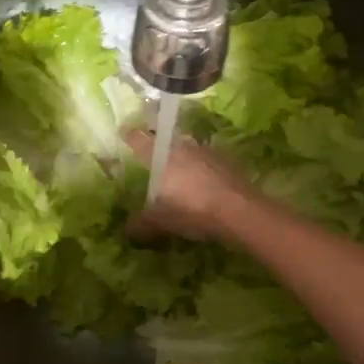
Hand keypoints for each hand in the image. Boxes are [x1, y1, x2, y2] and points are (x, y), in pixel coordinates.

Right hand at [125, 131, 260, 242]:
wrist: (240, 211)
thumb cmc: (192, 209)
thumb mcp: (162, 221)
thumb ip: (142, 223)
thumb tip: (127, 231)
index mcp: (161, 156)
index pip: (140, 140)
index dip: (131, 136)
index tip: (124, 132)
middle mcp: (182, 147)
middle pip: (166, 139)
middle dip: (159, 144)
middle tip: (152, 153)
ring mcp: (206, 152)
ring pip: (188, 148)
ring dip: (183, 155)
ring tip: (178, 169)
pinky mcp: (227, 162)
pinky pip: (207, 160)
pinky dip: (201, 167)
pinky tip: (202, 182)